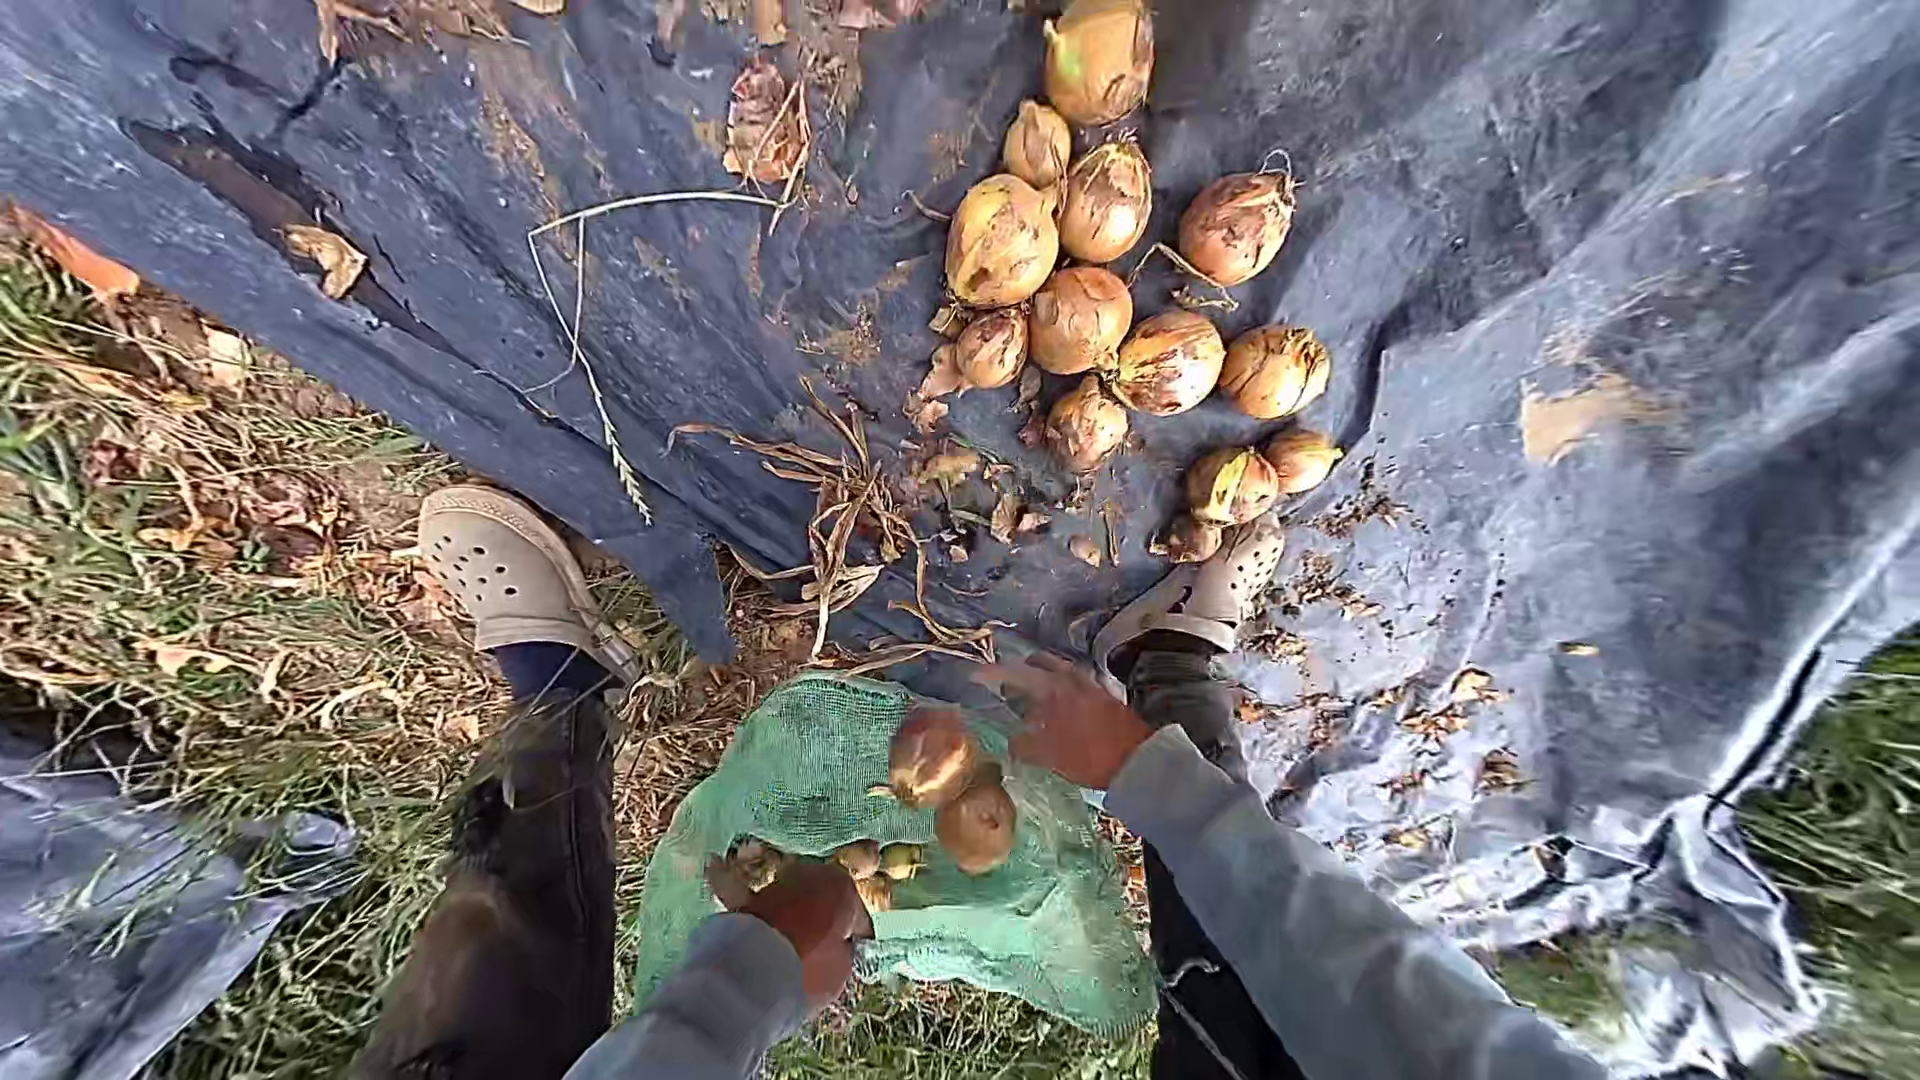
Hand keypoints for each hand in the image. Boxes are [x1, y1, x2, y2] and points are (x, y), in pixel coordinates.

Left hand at [726, 861, 872, 1013]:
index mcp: (844, 887)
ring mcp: (778, 883)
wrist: (756, 970)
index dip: (854, 939)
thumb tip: (833, 948)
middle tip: (823, 948)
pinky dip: (724, 877)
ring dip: (791, 906)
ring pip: (790, 894)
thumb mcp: (841, 969)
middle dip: (824, 917)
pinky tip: (713, 862)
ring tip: (792, 933)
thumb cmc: (810, 966)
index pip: (856, 916)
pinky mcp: (747, 898)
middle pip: (823, 898)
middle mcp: (813, 873)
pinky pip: (735, 887)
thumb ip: (841, 952)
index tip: (850, 956)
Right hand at [975, 653, 1152, 789]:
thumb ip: (1025, 746)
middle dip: (1020, 669)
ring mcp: (1089, 684)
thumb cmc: (1089, 756)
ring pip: (1058, 670)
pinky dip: (1060, 688)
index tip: (974, 674)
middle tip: (1006, 685)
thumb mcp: (1050, 755)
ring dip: (1041, 678)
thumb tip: (1011, 741)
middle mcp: (1069, 678)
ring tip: (1032, 698)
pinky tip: (1059, 707)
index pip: (1014, 673)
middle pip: (1038, 663)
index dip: (991, 673)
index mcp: (1052, 687)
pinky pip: (1074, 682)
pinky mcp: (1103, 695)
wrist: (1139, 762)